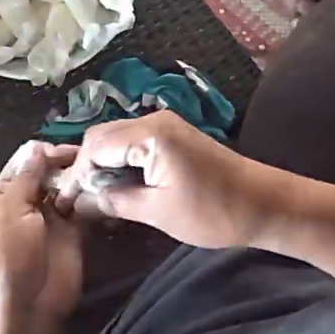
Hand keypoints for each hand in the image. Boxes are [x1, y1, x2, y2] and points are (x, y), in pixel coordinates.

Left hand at [0, 142, 82, 333]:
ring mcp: (51, 218)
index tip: (66, 148)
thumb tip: (38, 147)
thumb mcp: (10, 213)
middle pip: (47, 172)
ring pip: (66, 187)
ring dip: (79, 178)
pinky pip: (81, 207)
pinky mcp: (73, 233)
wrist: (26, 310)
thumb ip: (26, 179)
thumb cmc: (8, 258)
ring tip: (98, 169)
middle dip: (64, 163)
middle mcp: (27, 202)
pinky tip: (101, 187)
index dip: (42, 152)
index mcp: (4, 195)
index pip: (23, 163)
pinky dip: (90, 196)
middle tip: (88, 157)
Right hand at [56, 110, 269, 248]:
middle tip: (79, 197)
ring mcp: (165, 124)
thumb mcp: (158, 213)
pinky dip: (120, 159)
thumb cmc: (214, 212)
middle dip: (86, 165)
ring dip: (102, 162)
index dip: (77, 174)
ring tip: (96, 193)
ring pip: (116, 137)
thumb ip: (115, 201)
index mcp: (149, 135)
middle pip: (102, 136)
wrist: (267, 204)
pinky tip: (120, 183)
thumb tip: (83, 202)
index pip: (95, 147)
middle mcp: (153, 120)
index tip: (66, 201)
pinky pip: (133, 141)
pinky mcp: (174, 134)